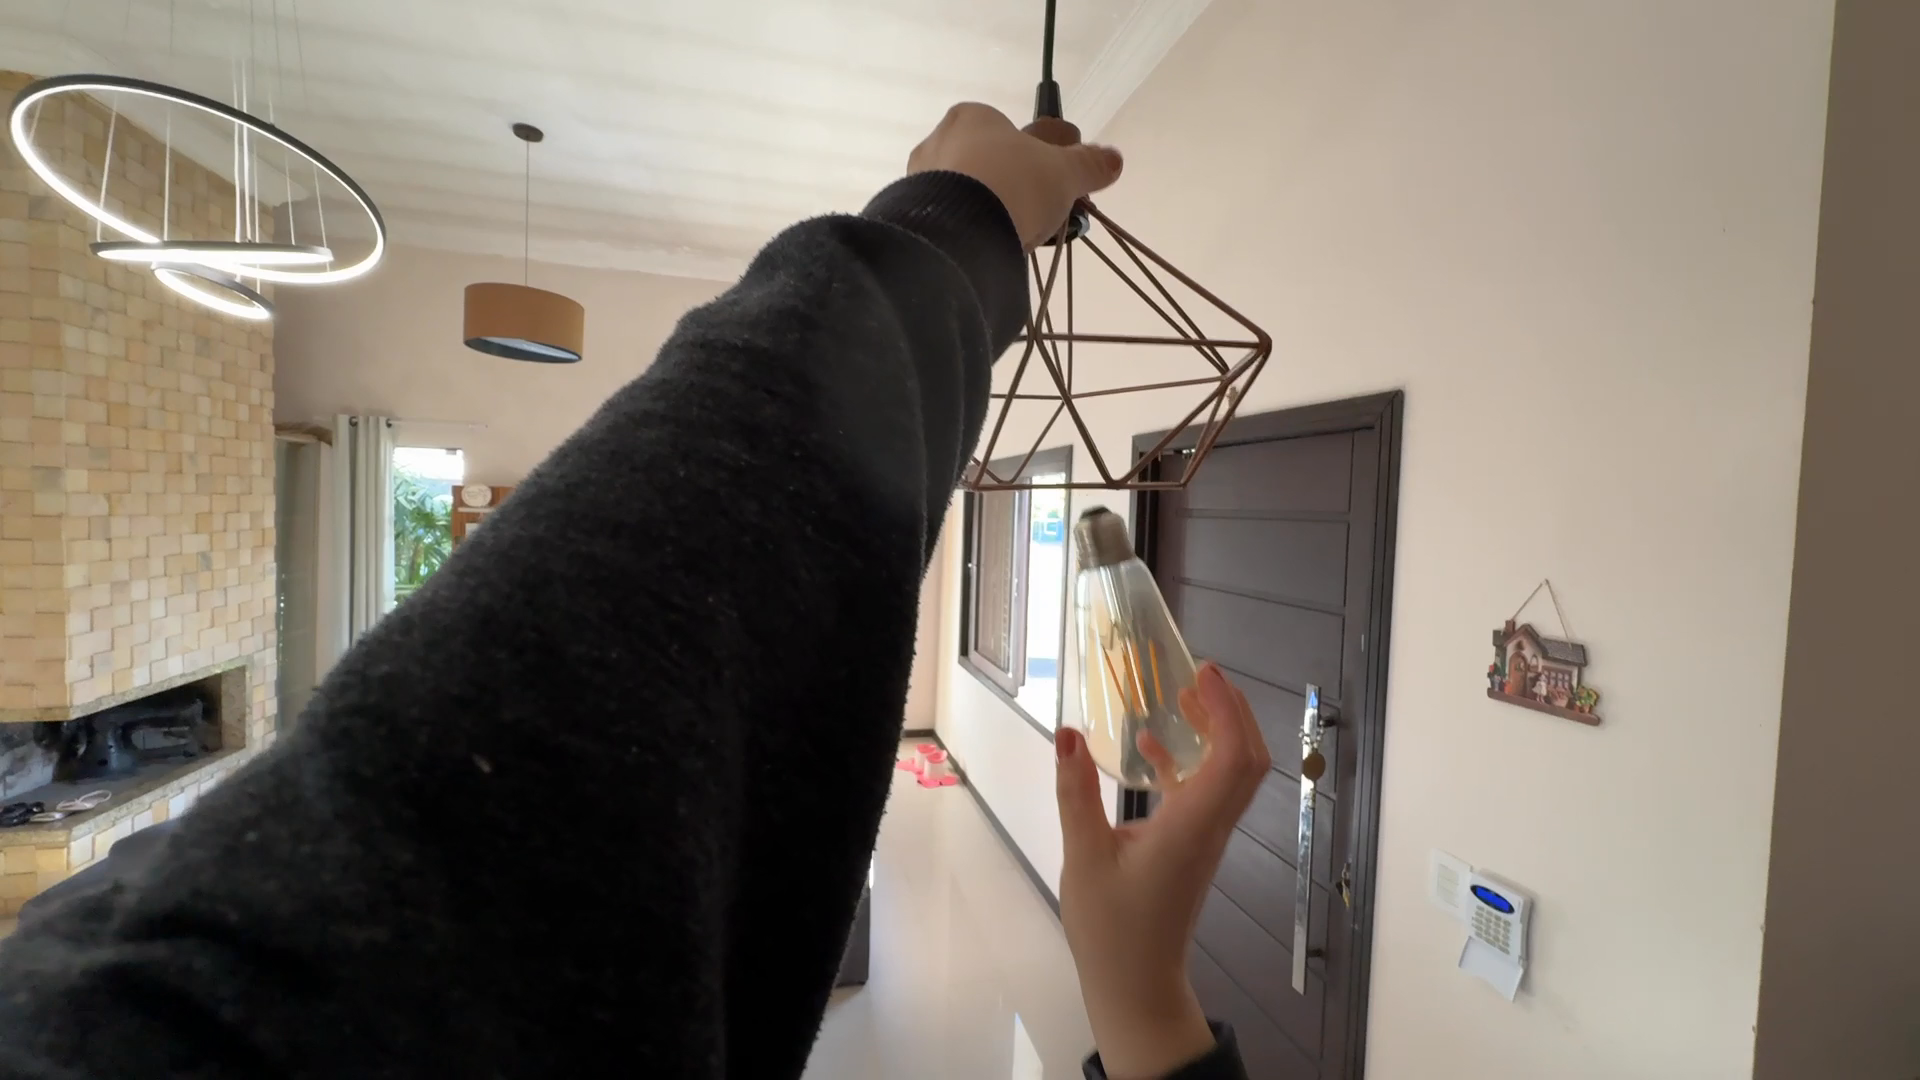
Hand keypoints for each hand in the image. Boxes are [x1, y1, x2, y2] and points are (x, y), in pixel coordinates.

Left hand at [907, 103, 1123, 248]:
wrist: (957, 233)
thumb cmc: (1013, 185)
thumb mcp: (1062, 175)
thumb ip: (1088, 166)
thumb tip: (1114, 160)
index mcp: (975, 117)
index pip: (1020, 133)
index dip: (1049, 156)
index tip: (1064, 183)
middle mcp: (941, 141)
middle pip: (993, 165)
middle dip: (1019, 186)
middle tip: (1042, 214)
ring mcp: (922, 182)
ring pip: (970, 194)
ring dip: (994, 211)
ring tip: (1016, 238)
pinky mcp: (915, 218)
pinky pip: (952, 222)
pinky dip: (972, 232)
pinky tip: (988, 249)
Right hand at [1055, 663, 1270, 1078]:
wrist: (1136, 986)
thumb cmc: (1111, 927)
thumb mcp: (1083, 855)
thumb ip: (1076, 792)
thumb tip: (1068, 733)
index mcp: (1191, 827)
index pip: (1233, 760)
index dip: (1227, 711)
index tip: (1204, 673)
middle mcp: (1209, 827)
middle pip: (1247, 761)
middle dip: (1232, 711)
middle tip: (1199, 674)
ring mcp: (1205, 836)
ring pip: (1230, 774)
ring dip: (1215, 731)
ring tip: (1181, 695)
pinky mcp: (1191, 845)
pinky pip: (1202, 792)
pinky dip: (1187, 760)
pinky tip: (1149, 746)